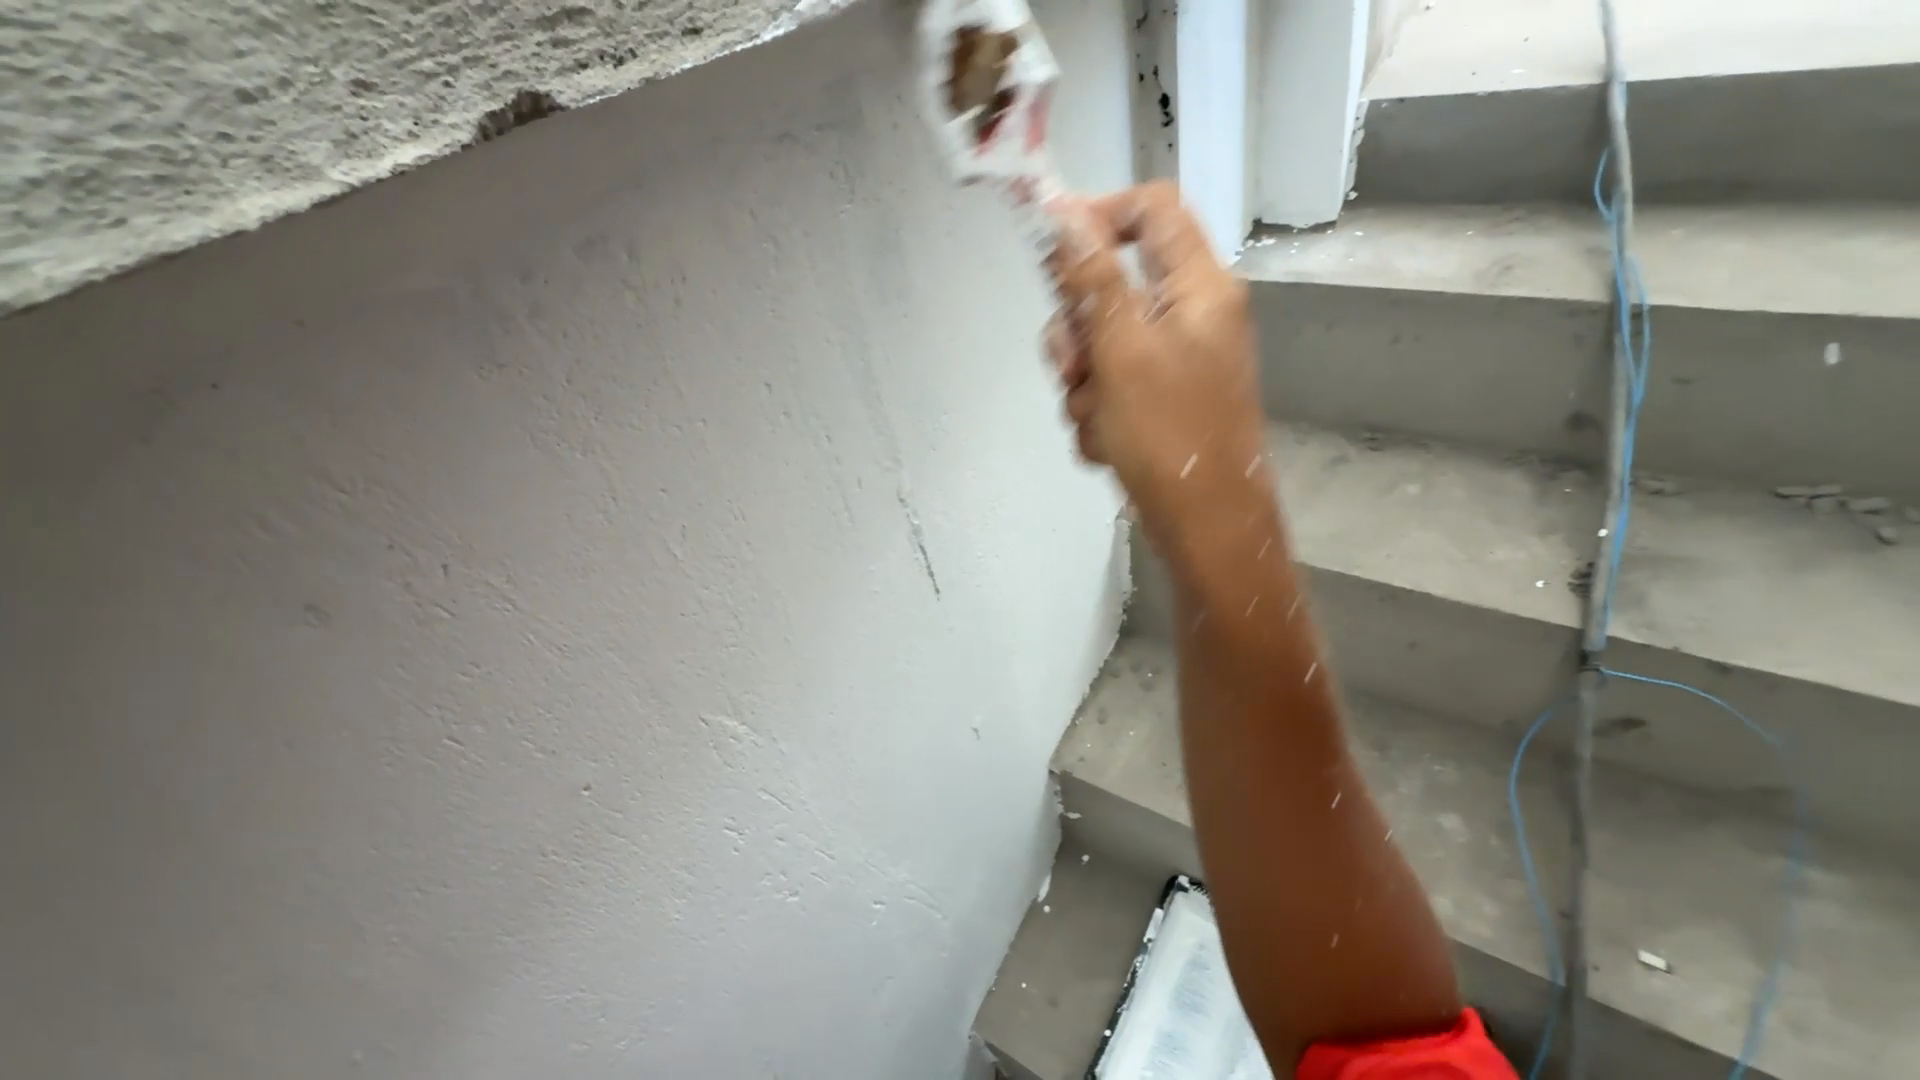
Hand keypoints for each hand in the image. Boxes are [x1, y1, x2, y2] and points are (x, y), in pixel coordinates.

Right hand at [1044, 182, 1267, 545]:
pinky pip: (1111, 387)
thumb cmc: (1170, 433)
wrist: (1206, 526)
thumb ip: (1092, 278)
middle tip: (1071, 366)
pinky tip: (1108, 446)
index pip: (1151, 209)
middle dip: (1078, 328)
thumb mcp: (1122, 349)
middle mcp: (1191, 315)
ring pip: (1102, 342)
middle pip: (1113, 283)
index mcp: (1199, 287)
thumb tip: (1065, 213)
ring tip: (1098, 422)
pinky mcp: (1162, 401)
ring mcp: (1177, 361)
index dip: (1098, 216)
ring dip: (1084, 383)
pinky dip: (1100, 414)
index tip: (1049, 251)